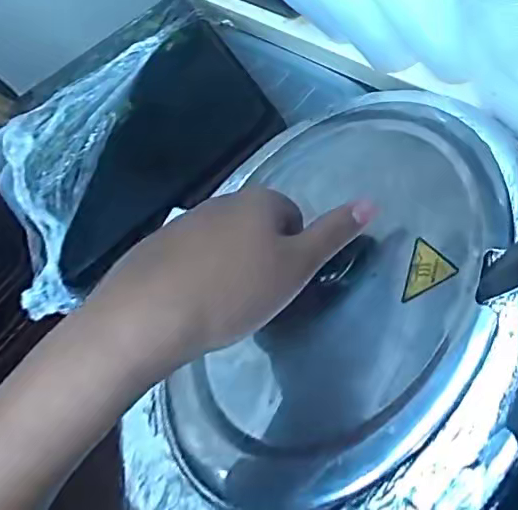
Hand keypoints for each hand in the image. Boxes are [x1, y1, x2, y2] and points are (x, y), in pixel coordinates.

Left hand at [72, 188, 375, 385]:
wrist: (145, 318)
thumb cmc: (233, 292)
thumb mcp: (296, 268)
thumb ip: (333, 234)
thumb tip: (372, 201)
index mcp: (261, 201)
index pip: (292, 217)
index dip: (293, 253)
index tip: (281, 285)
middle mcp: (224, 201)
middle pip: (256, 227)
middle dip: (260, 257)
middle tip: (255, 299)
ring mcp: (185, 222)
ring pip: (221, 242)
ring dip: (227, 267)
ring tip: (221, 308)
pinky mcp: (153, 248)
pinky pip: (187, 259)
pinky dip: (193, 277)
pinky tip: (188, 308)